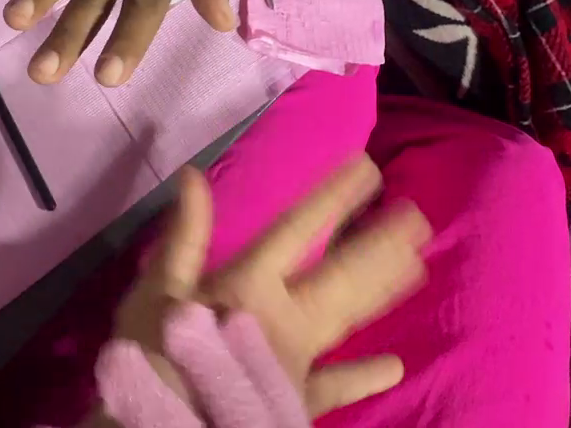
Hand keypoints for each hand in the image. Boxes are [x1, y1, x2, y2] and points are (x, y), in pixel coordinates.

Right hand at [110, 158, 430, 419]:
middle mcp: (286, 317)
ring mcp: (300, 362)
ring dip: (383, 290)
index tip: (365, 169)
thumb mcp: (156, 289)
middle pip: (342, 275)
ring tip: (417, 264)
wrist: (163, 425)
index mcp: (250, 284)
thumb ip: (184, 233)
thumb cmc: (154, 354)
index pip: (298, 230)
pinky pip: (338, 387)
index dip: (333, 198)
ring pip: (350, 318)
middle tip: (416, 218)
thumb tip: (194, 174)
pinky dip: (365, 376)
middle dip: (379, 244)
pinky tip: (395, 366)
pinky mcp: (299, 401)